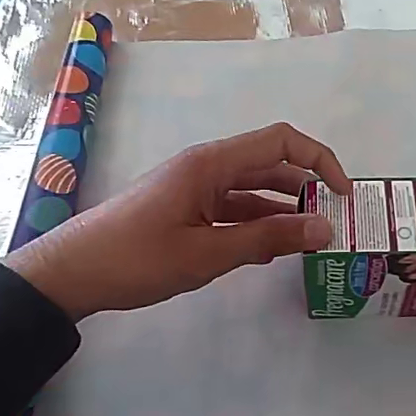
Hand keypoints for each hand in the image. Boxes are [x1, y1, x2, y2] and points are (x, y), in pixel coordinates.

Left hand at [6, 123, 350, 318]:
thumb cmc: (137, 259)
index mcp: (212, 164)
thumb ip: (269, 239)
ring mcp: (195, 188)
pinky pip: (233, 209)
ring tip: (312, 238)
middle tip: (334, 220)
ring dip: (284, 208)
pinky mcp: (186, 209)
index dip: (319, 159)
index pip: (280, 141)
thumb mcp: (208, 253)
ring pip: (253, 189)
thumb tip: (325, 229)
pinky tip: (272, 250)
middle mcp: (207, 167)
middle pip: (270, 163)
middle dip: (307, 187)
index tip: (344, 193)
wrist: (71, 274)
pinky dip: (258, 224)